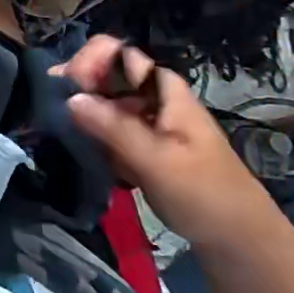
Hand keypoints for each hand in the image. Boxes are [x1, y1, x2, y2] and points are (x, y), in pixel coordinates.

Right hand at [55, 36, 277, 249]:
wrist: (239, 239)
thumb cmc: (204, 194)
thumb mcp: (157, 160)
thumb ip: (113, 128)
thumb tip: (71, 98)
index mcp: (162, 88)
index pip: (117, 53)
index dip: (89, 61)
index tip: (68, 88)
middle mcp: (152, 98)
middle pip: (107, 76)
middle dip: (79, 88)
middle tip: (55, 113)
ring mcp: (147, 123)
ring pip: (105, 104)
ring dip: (84, 115)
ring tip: (63, 134)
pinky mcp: (142, 147)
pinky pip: (109, 131)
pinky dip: (94, 137)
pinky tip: (82, 152)